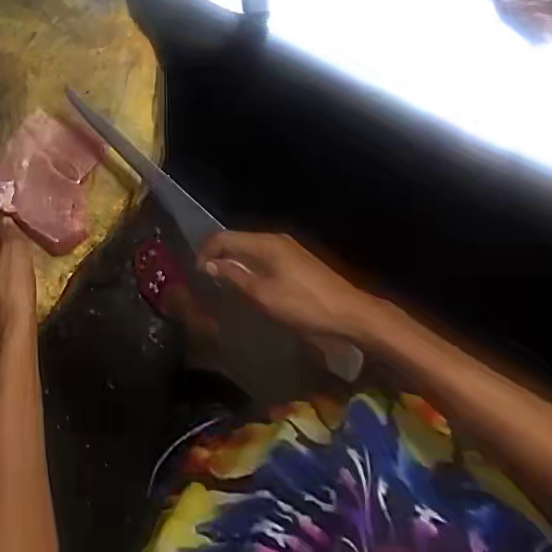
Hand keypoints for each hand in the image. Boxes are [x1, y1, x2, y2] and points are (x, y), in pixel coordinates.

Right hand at [200, 231, 385, 344]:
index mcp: (264, 243)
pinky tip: (250, 281)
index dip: (205, 252)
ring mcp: (288, 247)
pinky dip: (249, 263)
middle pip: (236, 239)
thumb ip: (234, 276)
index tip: (198, 273)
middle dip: (218, 254)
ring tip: (225, 280)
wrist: (353, 314)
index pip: (223, 237)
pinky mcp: (297, 259)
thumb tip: (209, 264)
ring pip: (250, 247)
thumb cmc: (305, 305)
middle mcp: (274, 238)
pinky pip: (263, 254)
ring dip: (234, 260)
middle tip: (207, 277)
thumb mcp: (264, 295)